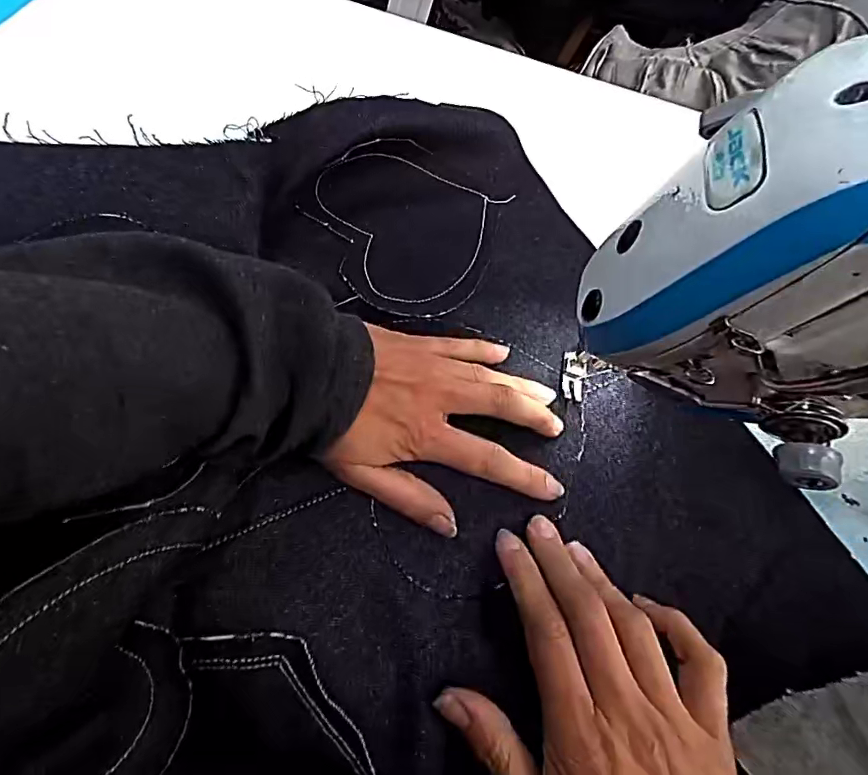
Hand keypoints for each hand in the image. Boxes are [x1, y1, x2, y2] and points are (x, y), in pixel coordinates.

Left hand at [323, 325, 565, 536]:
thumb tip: (449, 523)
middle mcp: (440, 397)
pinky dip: (485, 349)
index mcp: (427, 434)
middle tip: (557, 425)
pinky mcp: (422, 344)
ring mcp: (434, 366)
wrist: (310, 371)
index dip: (524, 475)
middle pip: (499, 406)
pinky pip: (462, 346)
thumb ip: (409, 498)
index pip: (487, 459)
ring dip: (520, 384)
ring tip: (545, 394)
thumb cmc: (332, 427)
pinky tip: (503, 353)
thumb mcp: (363, 475)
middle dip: (533, 417)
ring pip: (488, 374)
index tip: (552, 485)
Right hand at [434, 516, 733, 774]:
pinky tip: (649, 605)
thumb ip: (495, 749)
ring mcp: (676, 717)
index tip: (509, 545)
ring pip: (637, 627)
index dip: (526, 582)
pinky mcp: (713, 731)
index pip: (548, 634)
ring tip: (577, 552)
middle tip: (538, 529)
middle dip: (558, 565)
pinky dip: (678, 624)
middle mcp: (628, 712)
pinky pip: (702, 662)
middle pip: (589, 617)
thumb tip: (449, 695)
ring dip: (604, 582)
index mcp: (581, 732)